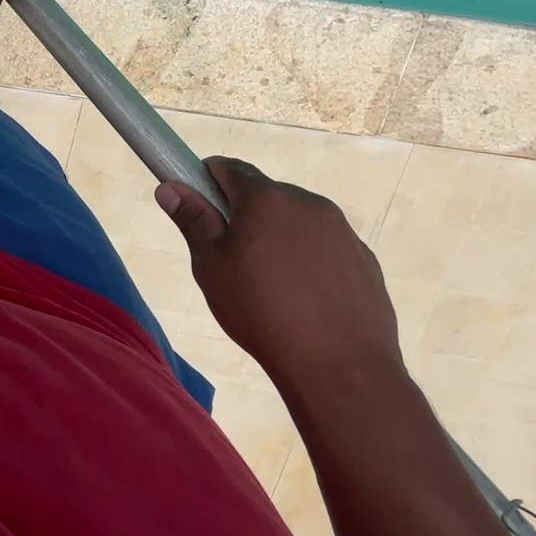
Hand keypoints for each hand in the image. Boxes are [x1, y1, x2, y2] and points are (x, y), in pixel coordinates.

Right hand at [156, 158, 401, 384]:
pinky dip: (308, 258)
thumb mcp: (211, 265)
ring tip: (270, 283)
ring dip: (278, 235)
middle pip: (265, 194)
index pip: (229, 167)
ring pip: (296, 220)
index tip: (199, 209)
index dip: (207, 181)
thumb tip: (169, 186)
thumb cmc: (261, 311)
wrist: (340, 368)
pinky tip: (303, 297)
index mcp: (266, 198)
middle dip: (245, 213)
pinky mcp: (365, 260)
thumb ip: (192, 219)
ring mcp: (343, 231)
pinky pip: (325, 246)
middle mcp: (309, 203)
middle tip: (231, 255)